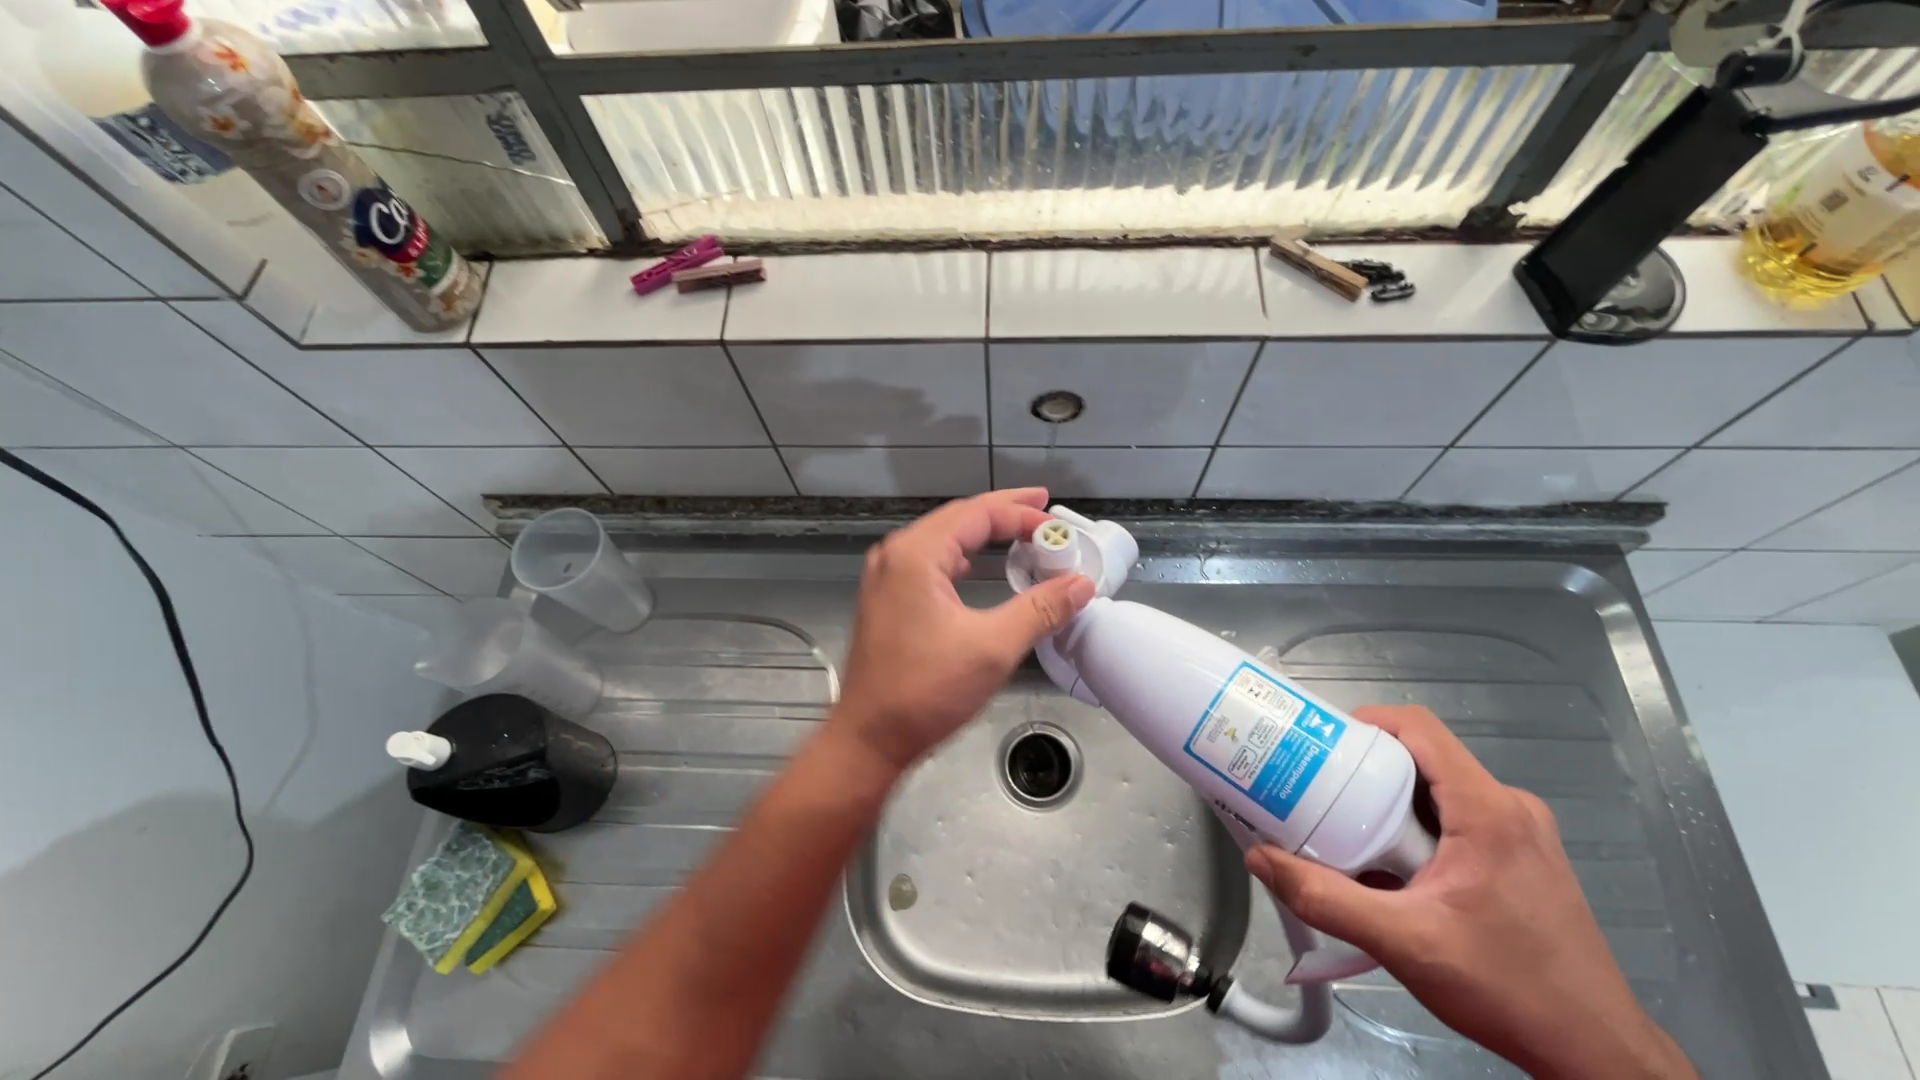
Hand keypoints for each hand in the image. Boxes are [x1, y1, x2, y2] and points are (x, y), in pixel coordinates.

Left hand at [833, 488, 1095, 772]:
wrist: (869, 738)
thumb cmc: (925, 691)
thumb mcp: (993, 647)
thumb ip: (1041, 609)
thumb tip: (1081, 584)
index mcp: (916, 555)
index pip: (977, 514)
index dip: (1022, 514)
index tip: (1058, 523)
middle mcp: (896, 556)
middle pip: (958, 518)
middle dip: (1004, 512)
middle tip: (1044, 509)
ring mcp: (887, 578)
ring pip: (944, 539)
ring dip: (984, 533)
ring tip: (1022, 531)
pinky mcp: (888, 600)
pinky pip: (932, 563)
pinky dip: (964, 557)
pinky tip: (984, 566)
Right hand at [1247, 706, 1696, 1079]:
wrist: (1592, 1049)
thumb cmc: (1507, 987)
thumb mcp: (1404, 943)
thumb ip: (1325, 899)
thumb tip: (1261, 859)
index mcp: (1488, 809)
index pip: (1419, 728)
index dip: (1364, 722)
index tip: (1317, 743)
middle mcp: (1509, 808)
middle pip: (1423, 759)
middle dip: (1364, 769)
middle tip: (1313, 789)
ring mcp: (1521, 834)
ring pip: (1437, 793)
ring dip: (1386, 804)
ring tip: (1337, 829)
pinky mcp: (1521, 860)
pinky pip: (1455, 822)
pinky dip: (1412, 831)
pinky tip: (1383, 867)